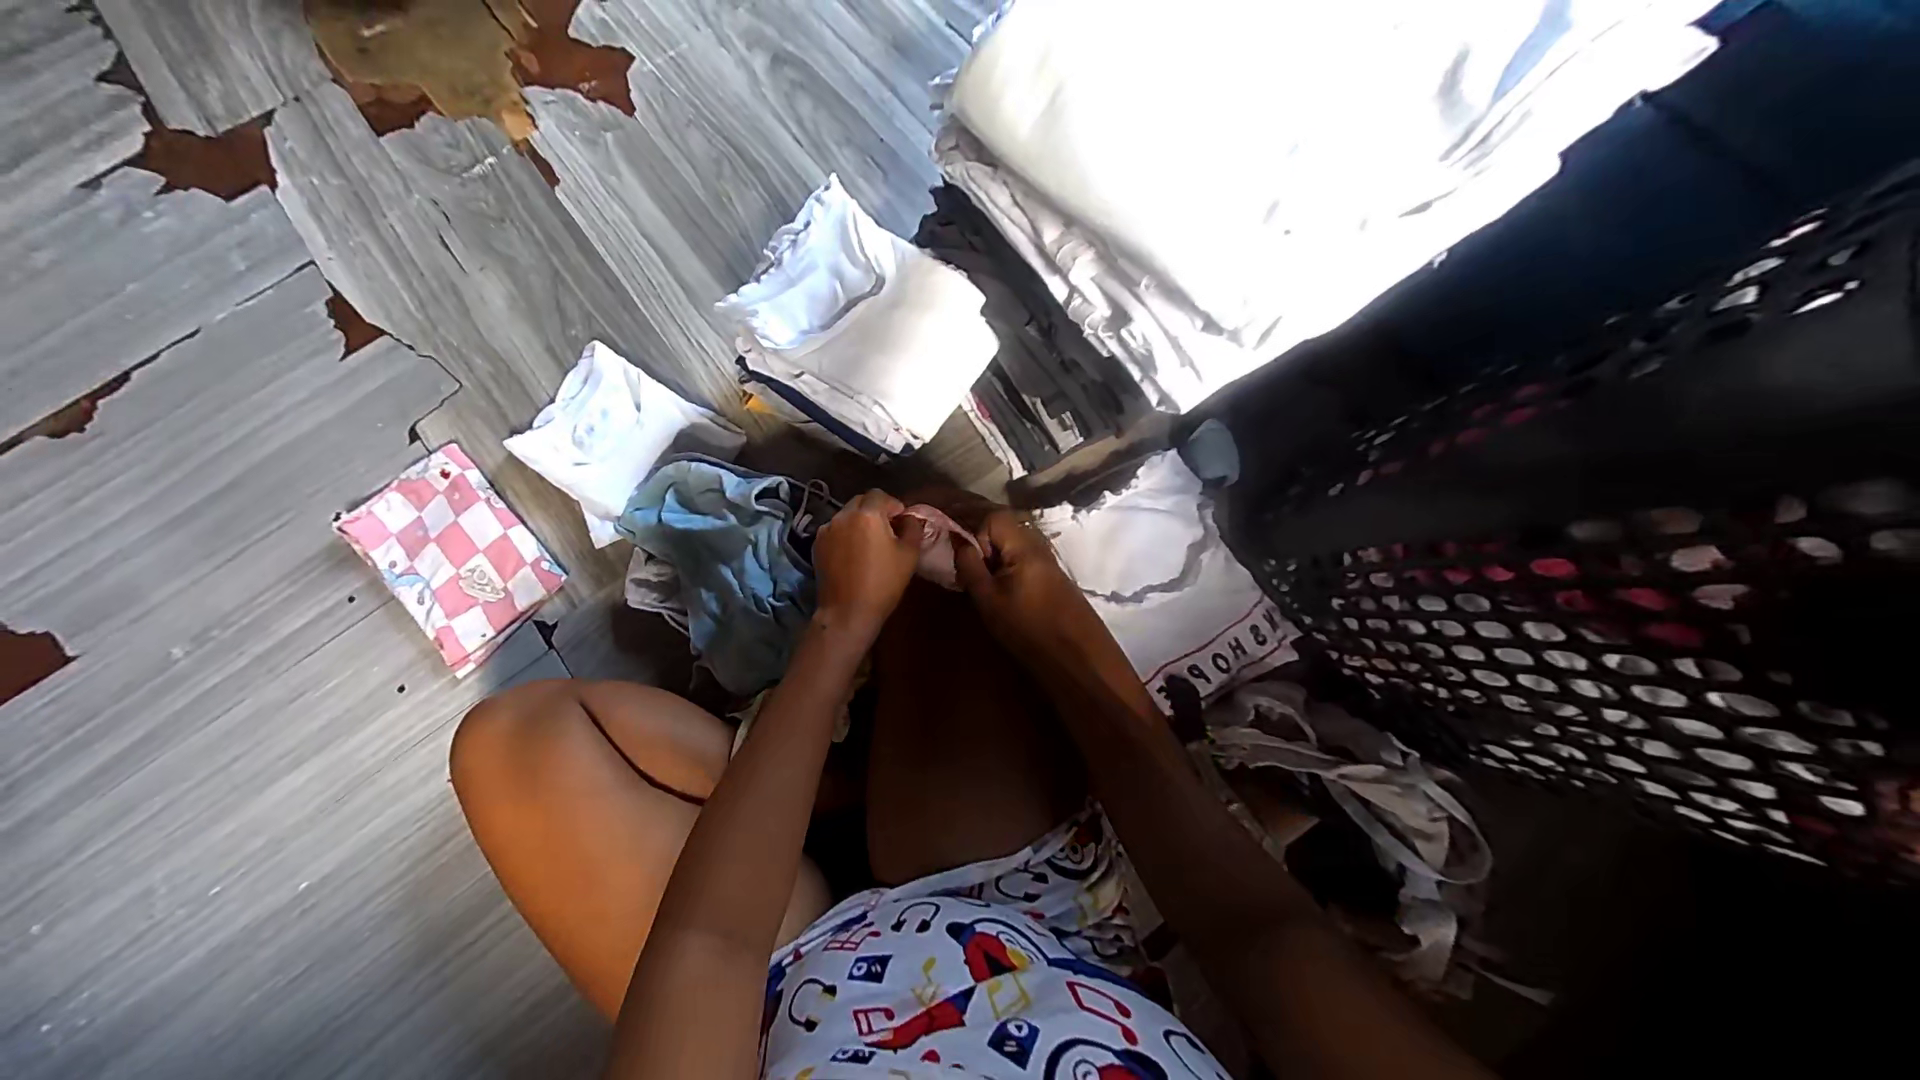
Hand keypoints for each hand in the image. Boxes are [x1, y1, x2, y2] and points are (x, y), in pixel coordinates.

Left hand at [812, 490, 925, 639]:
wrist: (847, 611)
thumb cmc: (883, 582)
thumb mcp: (909, 555)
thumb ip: (913, 529)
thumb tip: (909, 519)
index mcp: (867, 514)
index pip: (880, 495)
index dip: (893, 505)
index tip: (901, 521)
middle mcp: (843, 515)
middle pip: (861, 501)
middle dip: (875, 510)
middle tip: (887, 530)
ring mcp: (826, 530)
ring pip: (846, 515)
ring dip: (858, 522)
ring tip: (868, 543)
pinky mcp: (817, 544)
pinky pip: (834, 530)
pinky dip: (845, 534)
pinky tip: (852, 554)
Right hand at [952, 508, 1123, 671]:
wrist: (1076, 655)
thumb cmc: (1027, 627)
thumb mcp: (988, 599)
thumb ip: (969, 566)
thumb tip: (958, 540)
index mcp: (1024, 544)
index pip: (993, 516)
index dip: (975, 533)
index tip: (972, 562)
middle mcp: (1038, 544)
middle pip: (1004, 526)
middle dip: (982, 543)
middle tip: (972, 571)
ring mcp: (1048, 558)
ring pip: (1012, 543)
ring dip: (994, 557)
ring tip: (986, 583)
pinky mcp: (1052, 574)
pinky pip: (1023, 557)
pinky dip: (1008, 566)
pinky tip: (1005, 591)